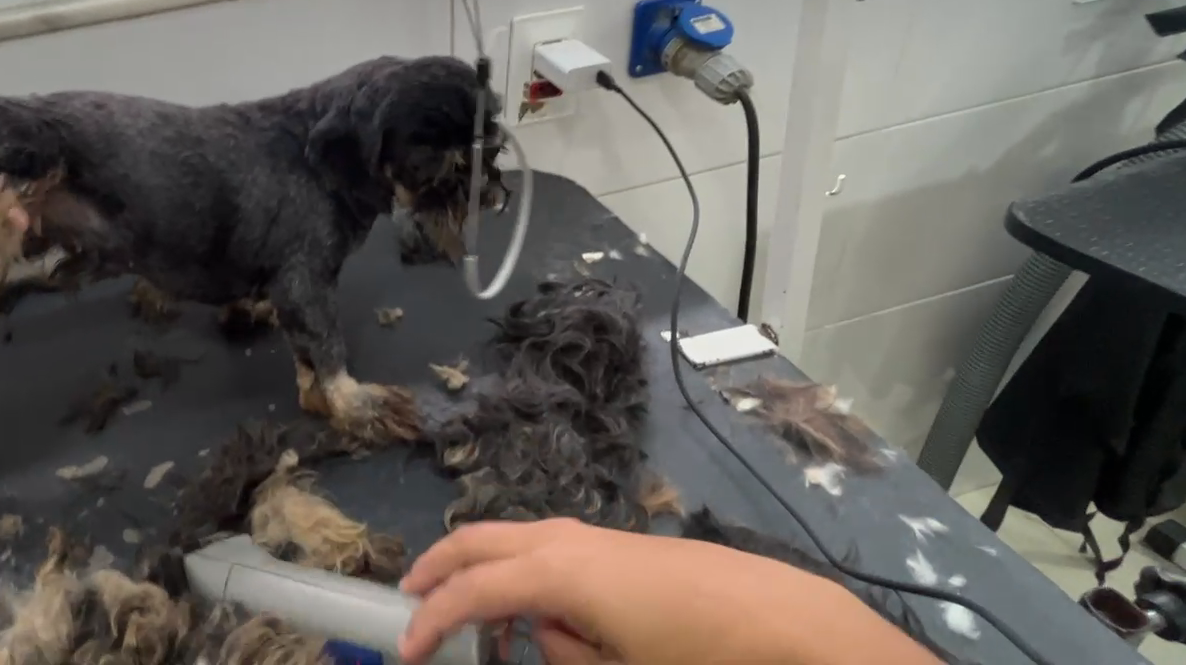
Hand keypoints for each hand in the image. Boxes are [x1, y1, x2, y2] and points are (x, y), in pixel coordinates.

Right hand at [399, 519, 934, 664]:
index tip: (406, 648)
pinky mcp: (605, 542)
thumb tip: (540, 633)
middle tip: (409, 598)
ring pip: (506, 539)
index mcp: (553, 570)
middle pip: (476, 540)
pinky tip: (530, 612)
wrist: (780, 619)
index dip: (432, 618)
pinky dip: (514, 572)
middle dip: (437, 566)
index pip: (472, 590)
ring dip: (476, 569)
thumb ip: (564, 653)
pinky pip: (538, 549)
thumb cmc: (695, 652)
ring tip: (466, 614)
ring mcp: (583, 534)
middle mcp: (558, 538)